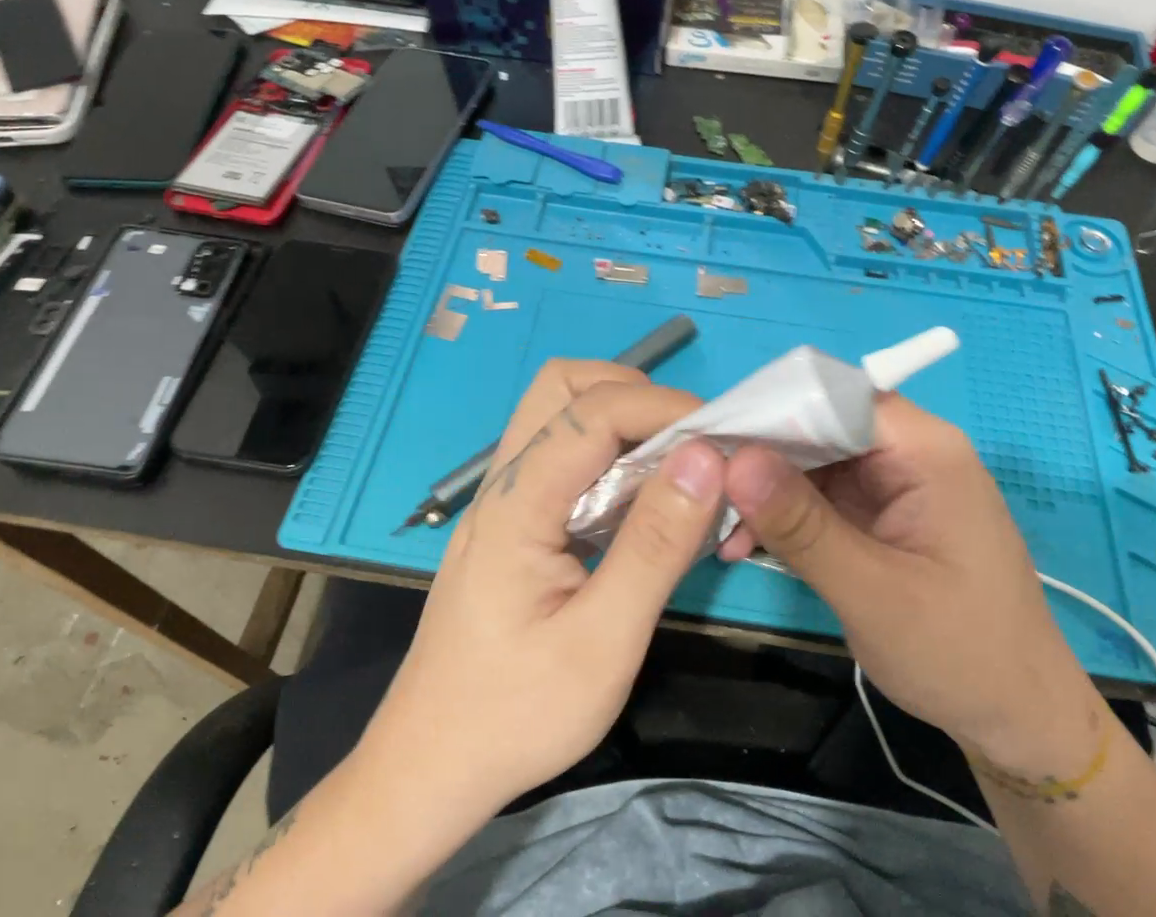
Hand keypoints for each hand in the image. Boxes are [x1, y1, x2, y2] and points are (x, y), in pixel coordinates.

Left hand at [357, 361, 724, 814]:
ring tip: (680, 473)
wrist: (431, 767)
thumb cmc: (516, 714)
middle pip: (561, 388)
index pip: (591, 410)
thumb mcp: (602, 641)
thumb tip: (704, 457)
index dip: (664, 406)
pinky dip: (611, 462)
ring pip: (559, 420)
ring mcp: (504, 506)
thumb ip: (655, 546)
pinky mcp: (514, 530)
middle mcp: (503, 487)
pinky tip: (647, 511)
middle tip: (692, 442)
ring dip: (623, 425)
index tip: (723, 437)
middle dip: (634, 393)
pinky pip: (564, 465)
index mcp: (517, 505)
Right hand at [719, 395, 1098, 765]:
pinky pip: (821, 497)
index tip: (705, 441)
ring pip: (813, 461)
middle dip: (758, 454)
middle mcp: (911, 454)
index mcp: (926, 452)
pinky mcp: (883, 516)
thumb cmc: (958, 654)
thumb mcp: (872, 593)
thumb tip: (734, 459)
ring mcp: (896, 486)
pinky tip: (744, 545)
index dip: (768, 410)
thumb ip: (802, 526)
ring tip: (716, 528)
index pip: (834, 397)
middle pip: (818, 424)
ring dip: (764, 491)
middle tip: (698, 489)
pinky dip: (783, 517)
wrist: (1015, 715)